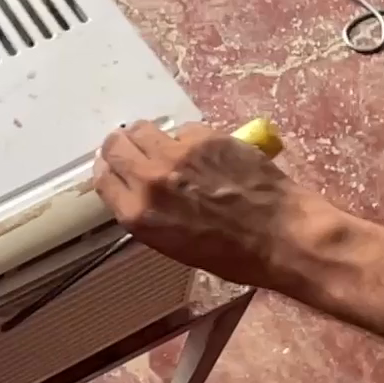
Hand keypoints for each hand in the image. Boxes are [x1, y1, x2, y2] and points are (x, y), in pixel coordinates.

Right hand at [93, 120, 330, 289]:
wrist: (281, 236)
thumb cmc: (229, 254)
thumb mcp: (171, 245)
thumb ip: (145, 214)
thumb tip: (135, 189)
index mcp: (138, 215)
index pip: (102, 179)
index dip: (108, 171)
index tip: (116, 170)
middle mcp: (150, 180)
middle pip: (115, 146)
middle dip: (121, 147)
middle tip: (134, 151)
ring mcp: (178, 154)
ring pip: (142, 128)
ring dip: (148, 136)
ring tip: (164, 147)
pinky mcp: (206, 137)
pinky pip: (180, 129)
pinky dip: (184, 138)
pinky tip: (201, 153)